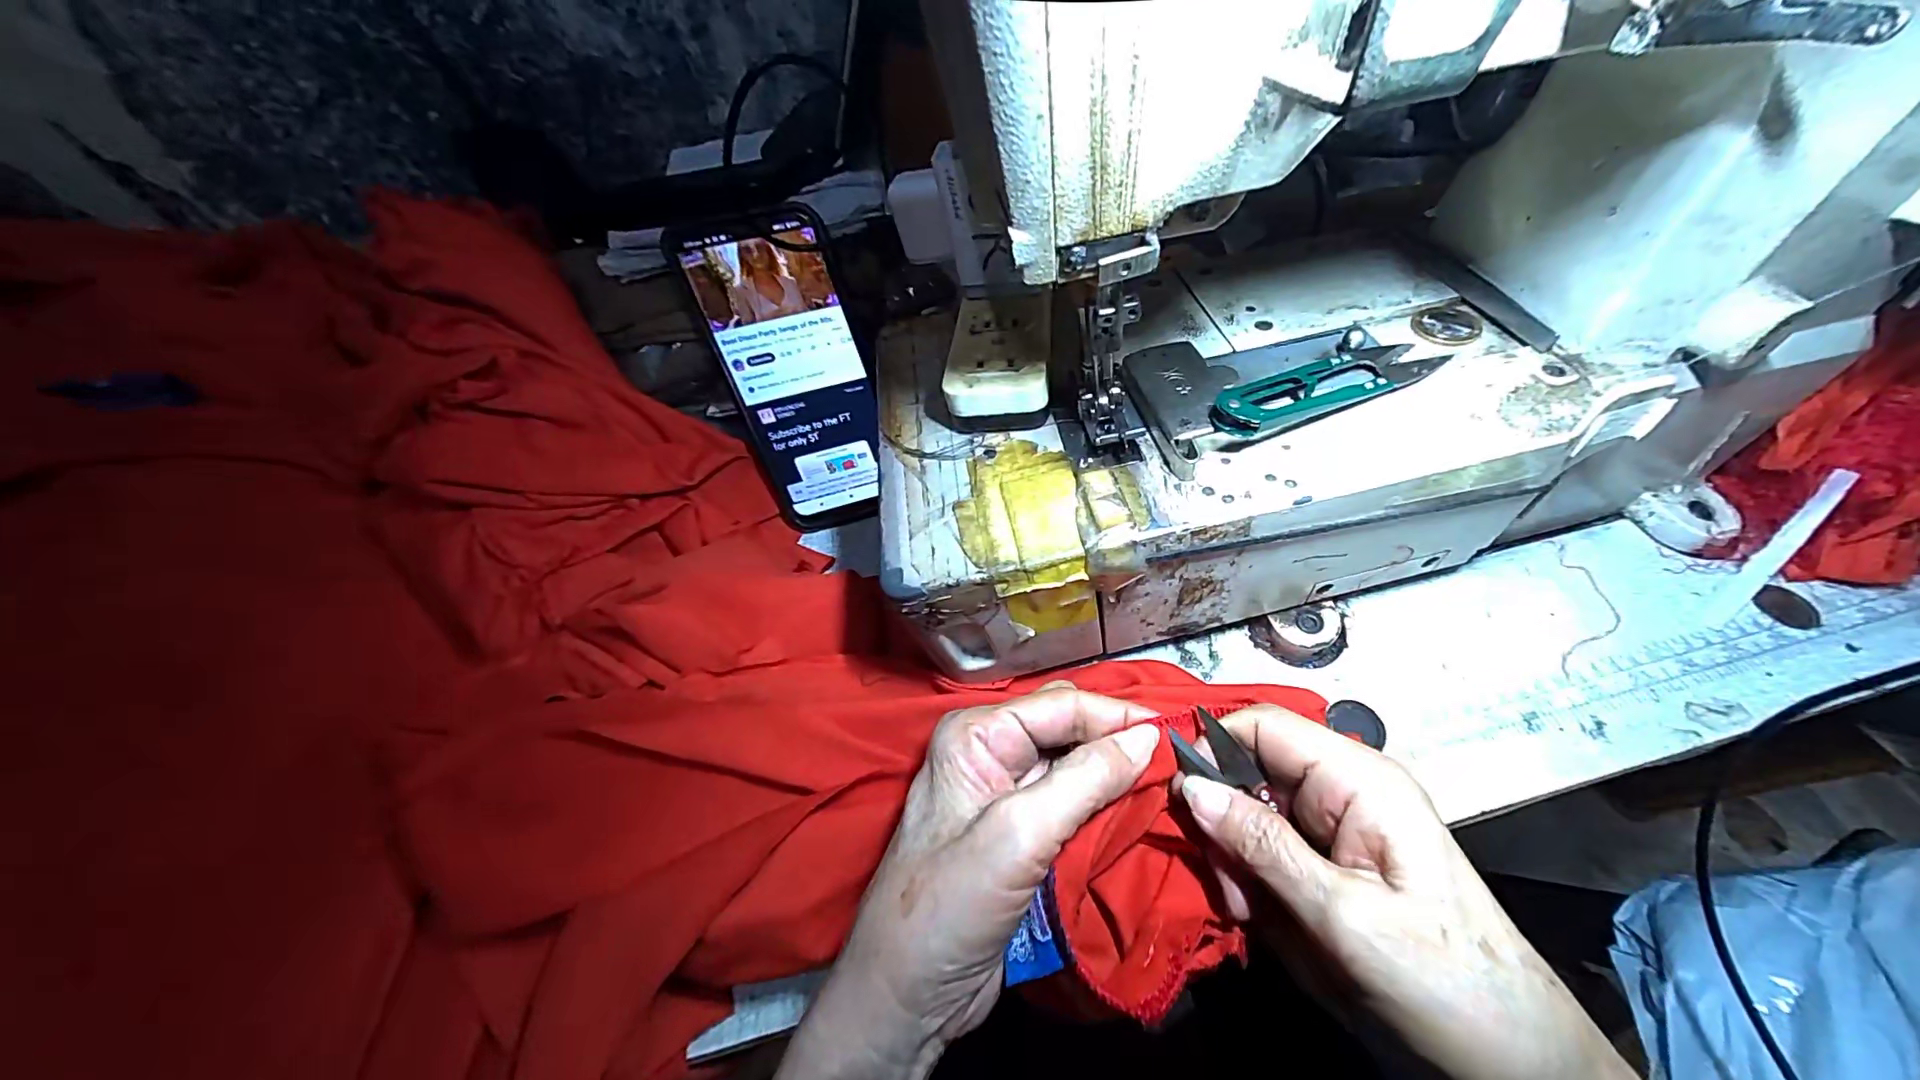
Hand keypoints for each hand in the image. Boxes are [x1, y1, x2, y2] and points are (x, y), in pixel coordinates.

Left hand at [777, 683, 1160, 1079]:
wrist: (908, 991)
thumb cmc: (946, 906)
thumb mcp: (1017, 836)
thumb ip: (1083, 781)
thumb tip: (1147, 736)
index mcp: (976, 734)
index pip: (1062, 706)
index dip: (1119, 716)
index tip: (1176, 734)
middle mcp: (990, 751)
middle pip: (1070, 727)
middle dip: (1121, 738)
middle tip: (1178, 758)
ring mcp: (1006, 792)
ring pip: (1076, 763)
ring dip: (1119, 771)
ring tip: (1170, 780)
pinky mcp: (1022, 830)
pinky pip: (1074, 801)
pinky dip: (1107, 802)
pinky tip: (1138, 808)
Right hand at [1175, 706, 1632, 1079]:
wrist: (1512, 1060)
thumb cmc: (1446, 983)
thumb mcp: (1342, 913)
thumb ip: (1261, 844)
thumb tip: (1190, 787)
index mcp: (1358, 779)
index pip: (1263, 725)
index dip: (1213, 747)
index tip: (1180, 799)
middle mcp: (1342, 788)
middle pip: (1247, 769)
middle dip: (1222, 820)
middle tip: (1228, 884)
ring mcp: (1332, 823)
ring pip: (1245, 810)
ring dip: (1233, 856)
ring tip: (1250, 910)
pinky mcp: (1322, 856)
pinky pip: (1260, 843)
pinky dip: (1247, 874)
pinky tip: (1261, 914)